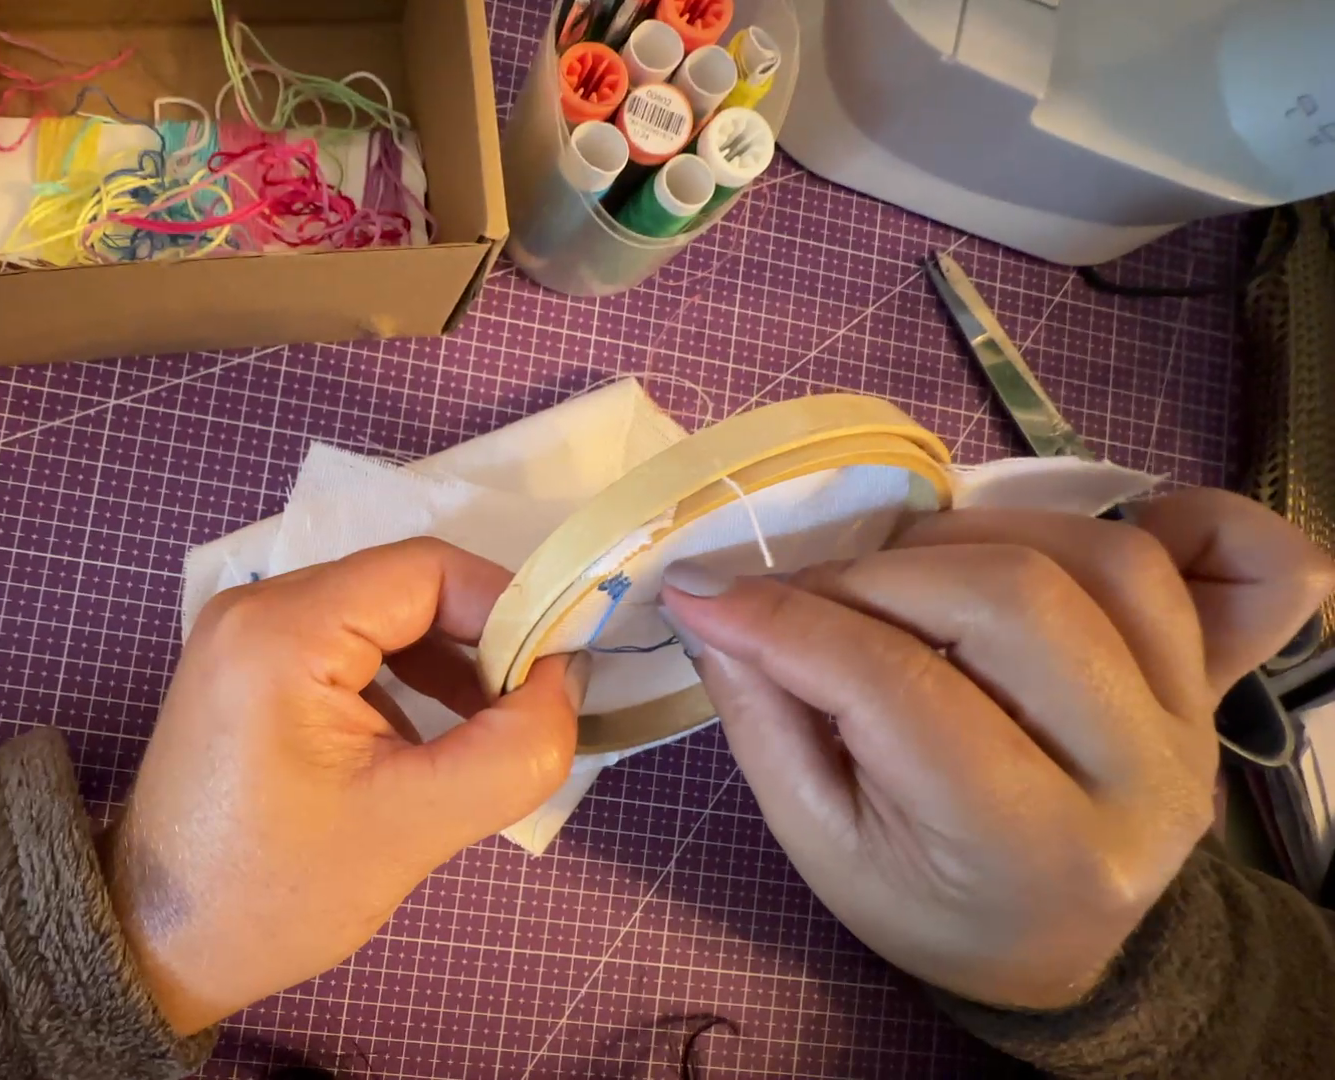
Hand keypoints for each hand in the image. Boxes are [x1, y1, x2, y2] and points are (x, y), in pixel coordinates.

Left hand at [105, 539, 584, 1033]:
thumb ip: (513, 750)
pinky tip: (428, 729)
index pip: (425, 570)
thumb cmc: (276, 891)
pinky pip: (347, 642)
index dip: (506, 606)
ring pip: (379, 613)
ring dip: (445, 659)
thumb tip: (566, 680)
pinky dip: (402, 674)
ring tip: (486, 723)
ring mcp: (248, 629)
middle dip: (479, 638)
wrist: (154, 942)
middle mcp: (258, 604)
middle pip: (402, 587)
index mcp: (284, 627)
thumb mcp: (412, 825)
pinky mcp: (250, 660)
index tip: (557, 668)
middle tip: (529, 702)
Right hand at [661, 489, 1332, 1009]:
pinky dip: (1183, 524)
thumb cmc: (909, 894)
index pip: (892, 686)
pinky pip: (1256, 573)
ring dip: (963, 535)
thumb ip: (757, 715)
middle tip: (795, 597)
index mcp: (1023, 842)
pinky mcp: (1219, 682)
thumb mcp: (809, 834)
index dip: (779, 621)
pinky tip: (1079, 537)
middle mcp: (1140, 774)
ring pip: (1099, 560)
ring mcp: (1193, 717)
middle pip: (1005, 599)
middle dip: (862, 577)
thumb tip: (711, 606)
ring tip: (892, 571)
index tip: (696, 591)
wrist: (1039, 942)